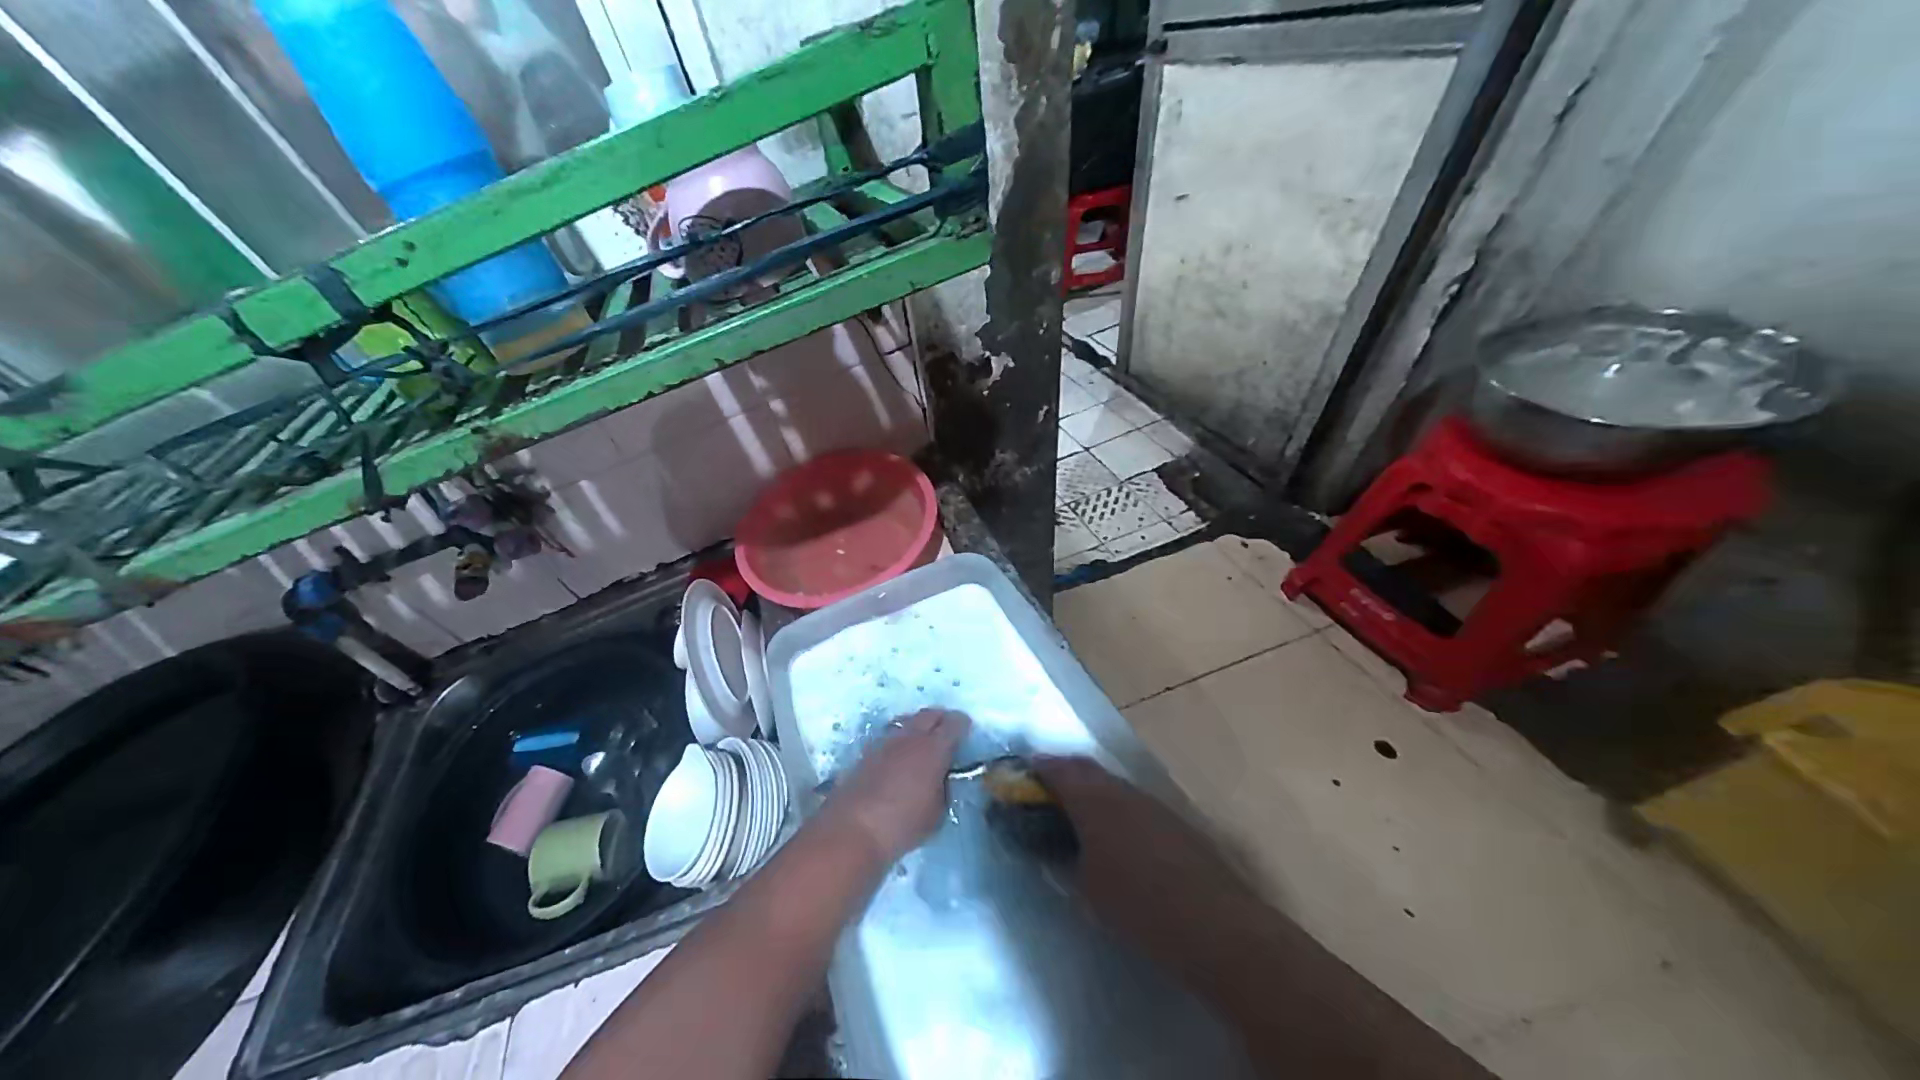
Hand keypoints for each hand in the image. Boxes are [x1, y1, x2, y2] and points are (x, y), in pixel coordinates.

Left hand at [816, 709, 968, 866]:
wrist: (852, 829)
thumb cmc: (903, 824)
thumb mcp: (938, 811)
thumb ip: (944, 787)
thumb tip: (941, 776)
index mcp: (934, 748)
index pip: (954, 723)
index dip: (963, 725)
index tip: (967, 731)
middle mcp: (910, 737)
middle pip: (929, 714)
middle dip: (941, 718)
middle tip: (948, 731)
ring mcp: (885, 742)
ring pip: (907, 722)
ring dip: (919, 726)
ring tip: (924, 742)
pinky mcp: (866, 753)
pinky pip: (891, 736)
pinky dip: (901, 740)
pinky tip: (901, 756)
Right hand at [1033, 757, 1261, 954]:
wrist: (1214, 925)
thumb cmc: (1137, 904)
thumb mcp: (1085, 888)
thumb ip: (1062, 861)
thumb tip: (1049, 848)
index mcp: (1094, 799)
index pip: (1057, 769)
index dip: (1035, 768)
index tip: (1017, 775)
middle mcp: (1123, 790)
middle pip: (1085, 769)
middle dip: (1061, 775)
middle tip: (1041, 792)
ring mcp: (1152, 804)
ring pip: (1111, 785)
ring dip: (1088, 792)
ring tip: (1072, 816)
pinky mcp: (1173, 822)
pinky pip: (1131, 803)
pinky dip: (1113, 808)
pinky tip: (1111, 836)